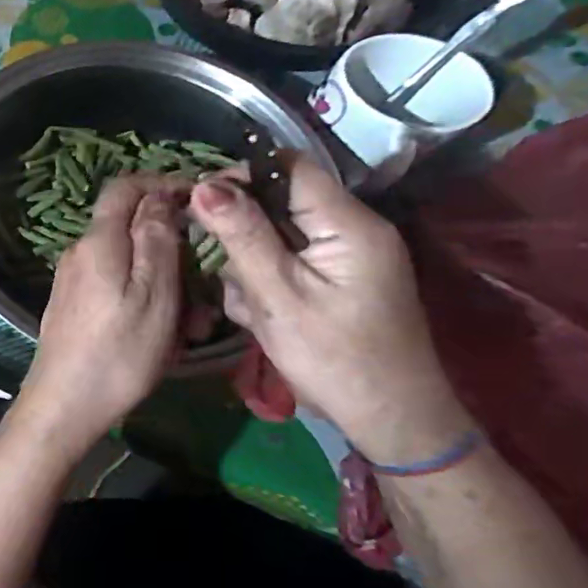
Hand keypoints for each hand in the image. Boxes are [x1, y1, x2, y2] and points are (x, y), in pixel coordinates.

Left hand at [13, 176, 185, 454]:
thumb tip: (160, 195)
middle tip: (205, 287)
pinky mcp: (73, 303)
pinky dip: (146, 301)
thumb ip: (157, 239)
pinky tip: (163, 338)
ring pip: (129, 263)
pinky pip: (116, 287)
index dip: (163, 183)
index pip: (124, 187)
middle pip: (130, 227)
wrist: (63, 403)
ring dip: (166, 284)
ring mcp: (72, 279)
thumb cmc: (117, 352)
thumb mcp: (154, 294)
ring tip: (191, 326)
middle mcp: (79, 253)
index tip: (200, 200)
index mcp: (97, 242)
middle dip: (173, 248)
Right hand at [188, 157, 475, 465]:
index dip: (239, 176)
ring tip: (249, 305)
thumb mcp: (278, 294)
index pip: (288, 167)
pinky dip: (261, 280)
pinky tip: (259, 314)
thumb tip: (204, 184)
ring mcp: (344, 256)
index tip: (198, 204)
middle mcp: (351, 229)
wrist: (389, 420)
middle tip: (225, 270)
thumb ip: (242, 235)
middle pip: (276, 200)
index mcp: (349, 224)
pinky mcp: (333, 278)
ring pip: (273, 233)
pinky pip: (284, 259)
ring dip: (247, 263)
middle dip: (240, 231)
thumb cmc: (334, 357)